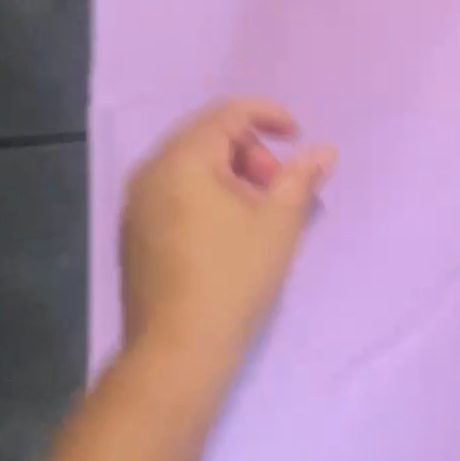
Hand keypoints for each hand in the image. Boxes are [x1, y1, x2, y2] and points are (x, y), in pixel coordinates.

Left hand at [120, 97, 336, 363]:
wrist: (178, 347)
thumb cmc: (235, 276)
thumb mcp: (280, 221)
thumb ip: (303, 177)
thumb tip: (324, 151)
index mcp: (183, 159)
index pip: (228, 113)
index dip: (270, 115)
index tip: (299, 137)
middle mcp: (151, 172)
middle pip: (207, 136)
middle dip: (252, 150)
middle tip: (280, 186)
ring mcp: (137, 204)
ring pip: (190, 166)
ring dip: (231, 174)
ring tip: (260, 211)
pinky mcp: (135, 233)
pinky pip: (175, 192)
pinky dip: (207, 194)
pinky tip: (229, 232)